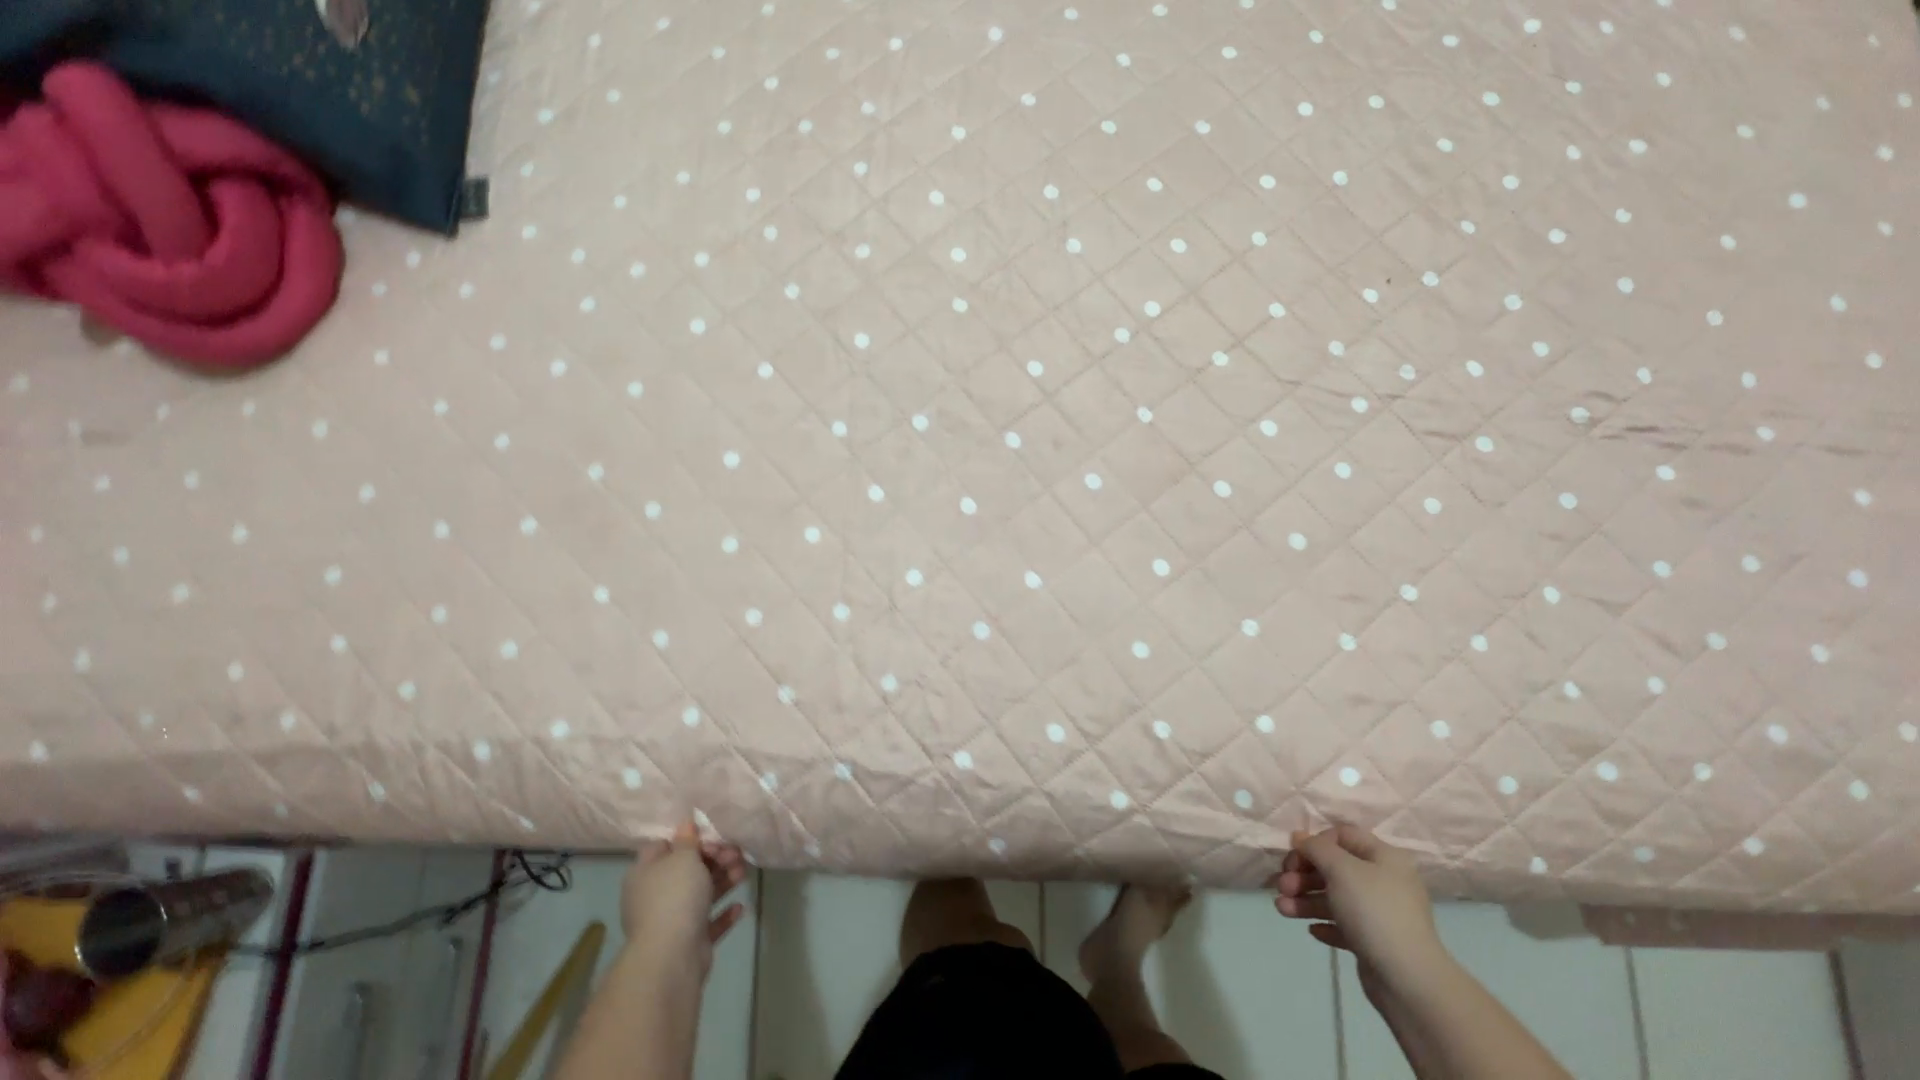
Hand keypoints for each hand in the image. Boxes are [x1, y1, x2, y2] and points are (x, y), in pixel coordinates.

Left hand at [621, 822, 748, 974]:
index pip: (663, 848)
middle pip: (686, 871)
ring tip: (743, 875)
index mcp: (645, 873)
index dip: (687, 839)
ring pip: (700, 895)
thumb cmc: (674, 897)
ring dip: (723, 883)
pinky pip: (708, 923)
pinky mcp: (688, 941)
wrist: (672, 956)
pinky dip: (723, 914)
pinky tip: (739, 907)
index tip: (710, 837)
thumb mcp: (683, 858)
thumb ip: (687, 840)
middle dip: (714, 860)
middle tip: (735, 854)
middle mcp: (654, 896)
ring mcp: (670, 921)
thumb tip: (685, 824)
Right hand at [1271, 825, 1446, 984]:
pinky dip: (1325, 924)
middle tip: (1282, 887)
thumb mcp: (1341, 870)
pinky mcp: (1374, 940)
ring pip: (1335, 898)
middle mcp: (1384, 881)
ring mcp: (1380, 913)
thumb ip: (1316, 848)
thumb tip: (1300, 836)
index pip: (1343, 836)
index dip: (1315, 843)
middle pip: (1335, 868)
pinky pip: (1344, 925)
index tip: (1293, 859)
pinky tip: (1314, 931)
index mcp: (1384, 857)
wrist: (1406, 977)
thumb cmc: (1373, 911)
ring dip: (1305, 900)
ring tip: (1282, 909)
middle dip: (1303, 875)